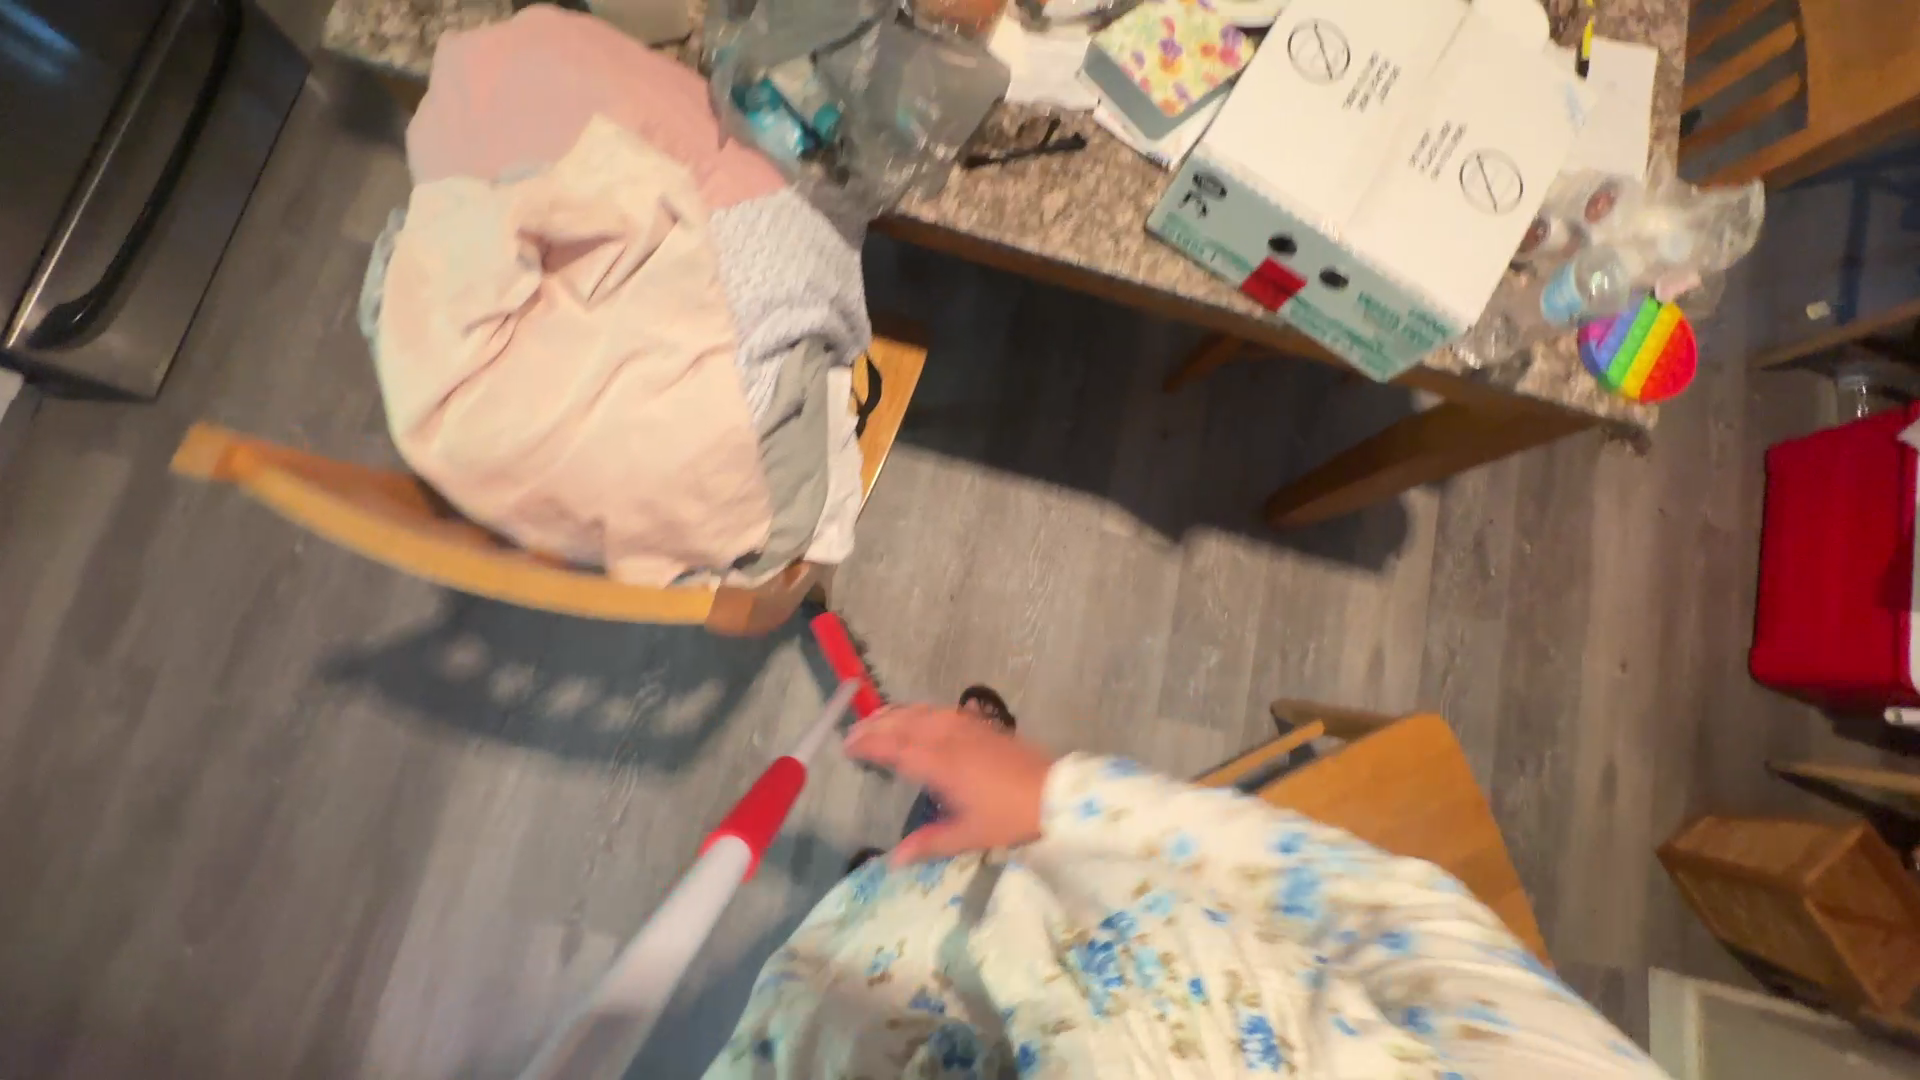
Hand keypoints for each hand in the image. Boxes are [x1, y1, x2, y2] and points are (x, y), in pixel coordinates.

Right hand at [843, 705, 1054, 864]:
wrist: (1055, 792)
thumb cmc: (1010, 816)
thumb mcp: (969, 835)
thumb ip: (929, 843)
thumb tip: (892, 860)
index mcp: (941, 763)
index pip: (896, 748)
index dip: (869, 745)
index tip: (847, 747)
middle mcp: (949, 738)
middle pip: (904, 723)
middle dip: (876, 725)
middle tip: (852, 733)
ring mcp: (966, 727)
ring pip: (922, 712)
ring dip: (895, 714)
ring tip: (876, 720)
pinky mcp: (981, 724)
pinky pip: (940, 711)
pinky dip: (919, 711)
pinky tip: (916, 717)